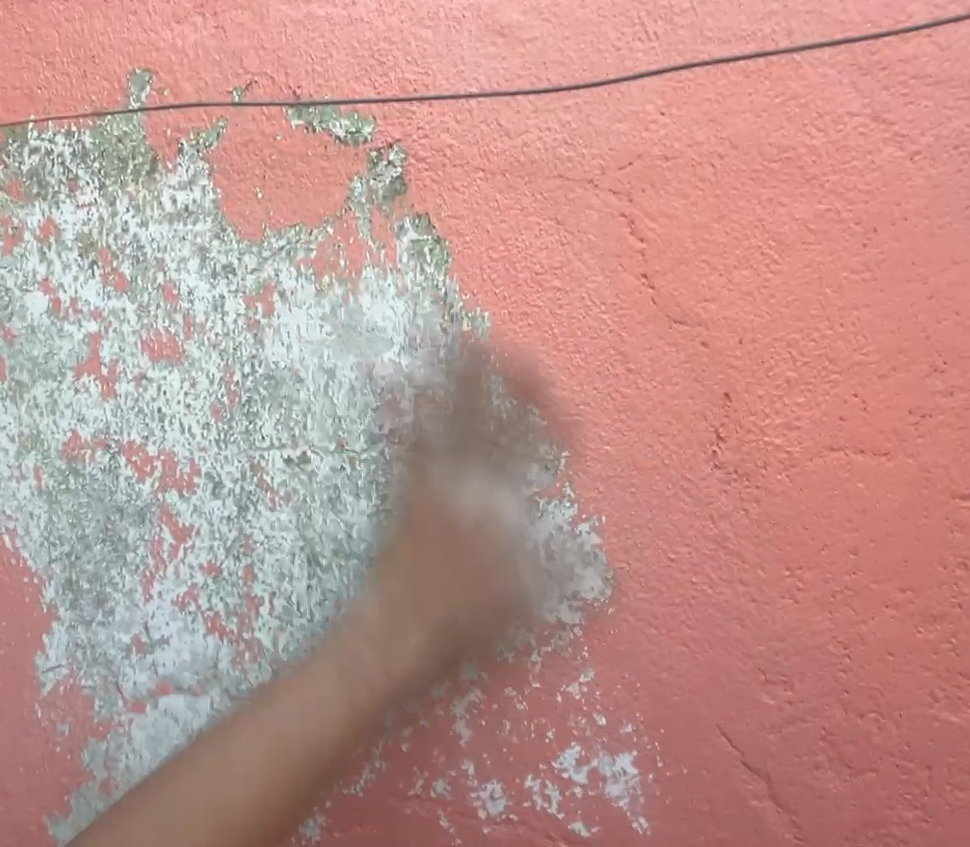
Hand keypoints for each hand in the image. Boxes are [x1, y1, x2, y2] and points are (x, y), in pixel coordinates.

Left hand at [350, 341, 562, 687]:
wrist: (401, 630)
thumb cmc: (467, 622)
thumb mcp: (528, 599)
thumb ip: (554, 561)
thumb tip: (578, 539)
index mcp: (503, 508)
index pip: (533, 452)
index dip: (550, 424)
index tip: (565, 412)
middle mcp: (468, 484)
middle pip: (484, 419)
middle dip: (493, 379)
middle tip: (494, 341)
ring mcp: (431, 482)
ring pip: (442, 418)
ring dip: (446, 376)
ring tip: (447, 338)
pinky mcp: (403, 489)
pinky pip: (403, 440)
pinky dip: (398, 408)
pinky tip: (391, 381)